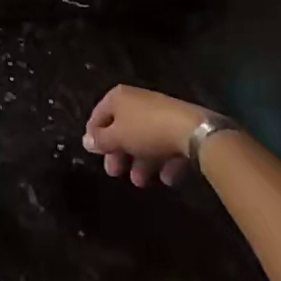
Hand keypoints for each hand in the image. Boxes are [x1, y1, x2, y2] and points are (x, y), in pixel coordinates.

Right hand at [83, 84, 214, 187]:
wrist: (195, 131)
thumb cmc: (147, 130)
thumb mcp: (118, 137)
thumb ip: (101, 140)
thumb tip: (86, 141)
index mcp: (117, 98)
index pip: (98, 115)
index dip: (93, 135)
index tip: (93, 154)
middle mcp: (136, 102)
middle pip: (121, 129)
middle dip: (118, 153)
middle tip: (114, 173)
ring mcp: (159, 114)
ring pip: (144, 139)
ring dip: (140, 161)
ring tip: (140, 183)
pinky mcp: (179, 126)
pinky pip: (165, 144)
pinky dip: (163, 161)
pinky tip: (166, 178)